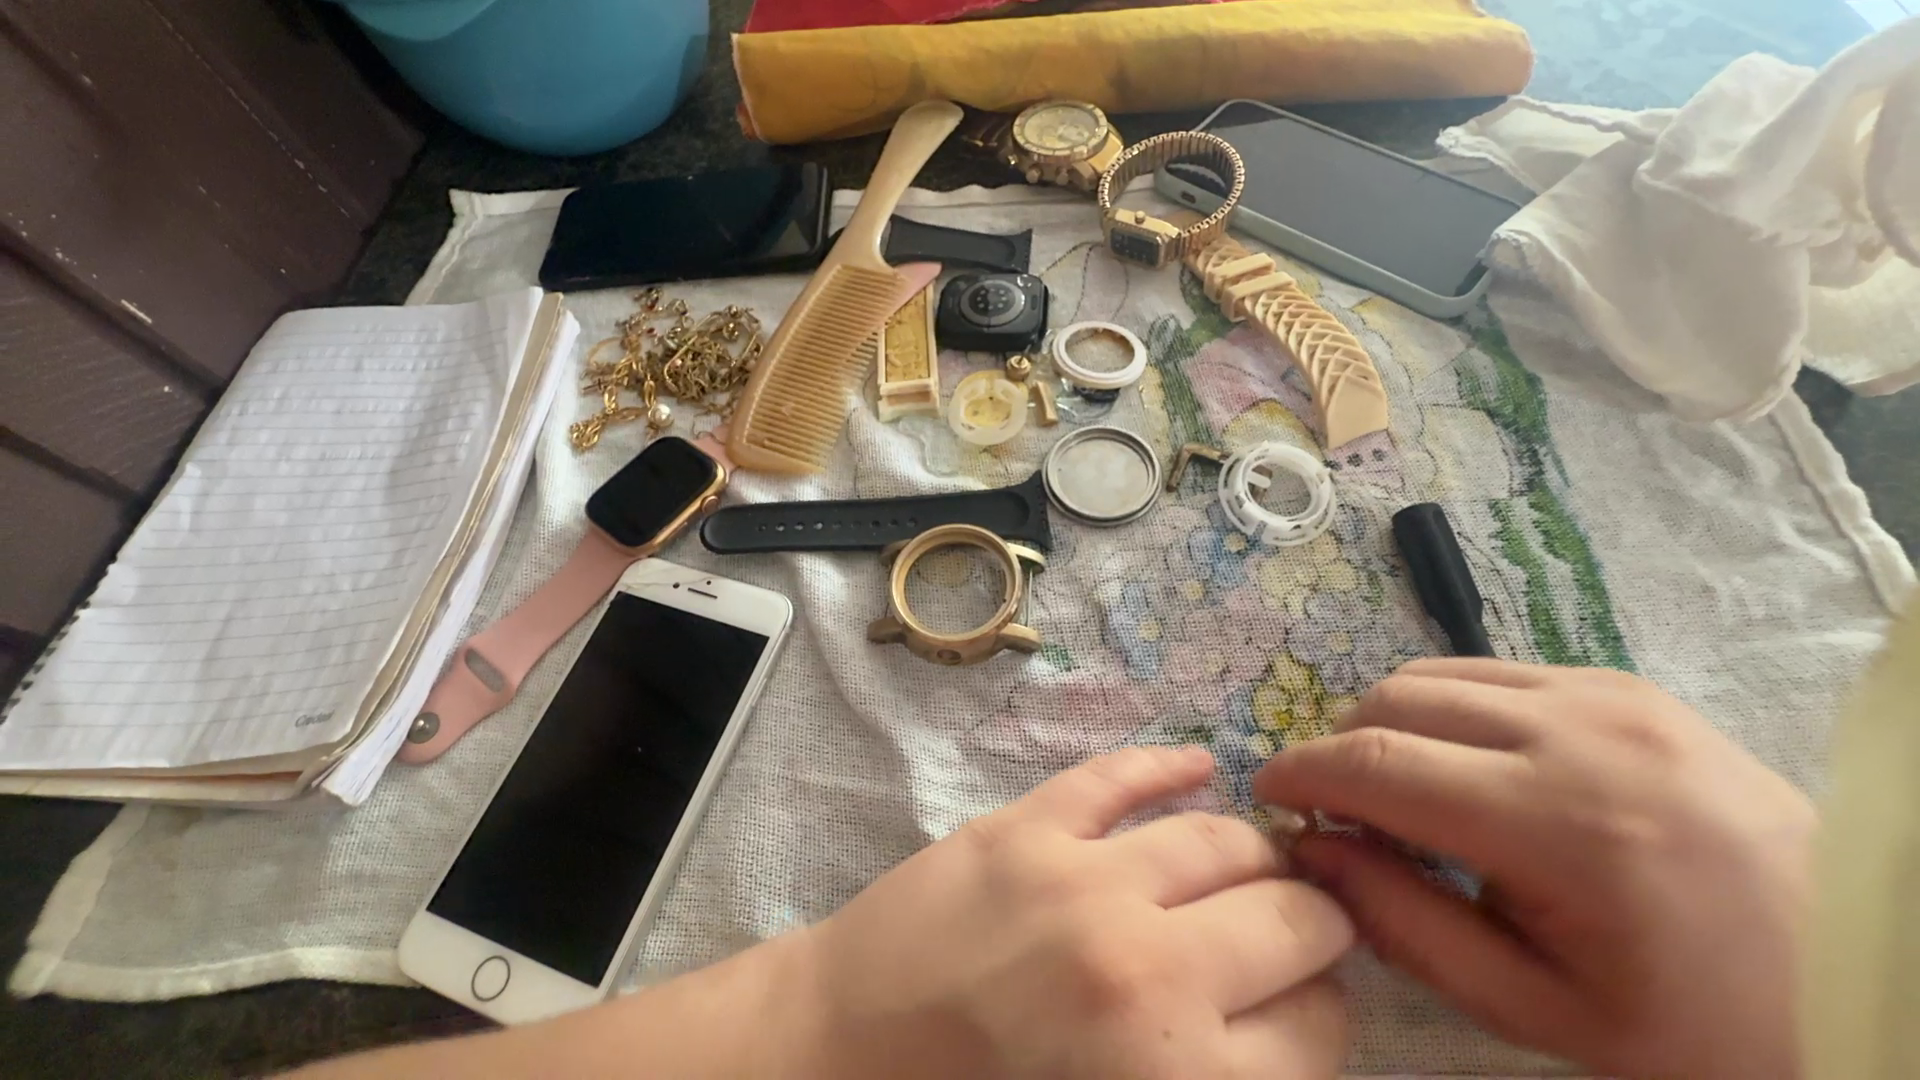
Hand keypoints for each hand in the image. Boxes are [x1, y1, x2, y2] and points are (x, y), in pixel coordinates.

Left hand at [796, 745, 1353, 1078]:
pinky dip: (1167, 764)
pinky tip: (1202, 763)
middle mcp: (1149, 969)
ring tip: (1255, 863)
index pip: (1321, 1025)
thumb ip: (1222, 1079)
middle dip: (1309, 925)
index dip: (1321, 1008)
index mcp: (1183, 1078)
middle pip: (1290, 921)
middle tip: (1293, 927)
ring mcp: (1082, 882)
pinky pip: (1117, 778)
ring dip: (1253, 853)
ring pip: (1220, 840)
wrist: (839, 1058)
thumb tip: (1294, 1022)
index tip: (1302, 999)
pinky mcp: (1024, 827)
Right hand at [1254, 659, 1815, 1079]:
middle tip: (1345, 810)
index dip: (1302, 771)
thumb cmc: (1695, 1021)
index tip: (1267, 792)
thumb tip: (1311, 845)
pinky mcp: (1622, 682)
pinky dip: (1446, 709)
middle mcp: (1580, 731)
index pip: (1377, 763)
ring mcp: (1606, 693)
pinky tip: (1471, 766)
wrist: (1864, 979)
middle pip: (1392, 700)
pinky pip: (1488, 671)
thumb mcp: (1534, 1008)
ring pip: (1432, 673)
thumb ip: (1402, 922)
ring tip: (1406, 788)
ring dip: (1389, 723)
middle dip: (1340, 748)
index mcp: (1563, 824)